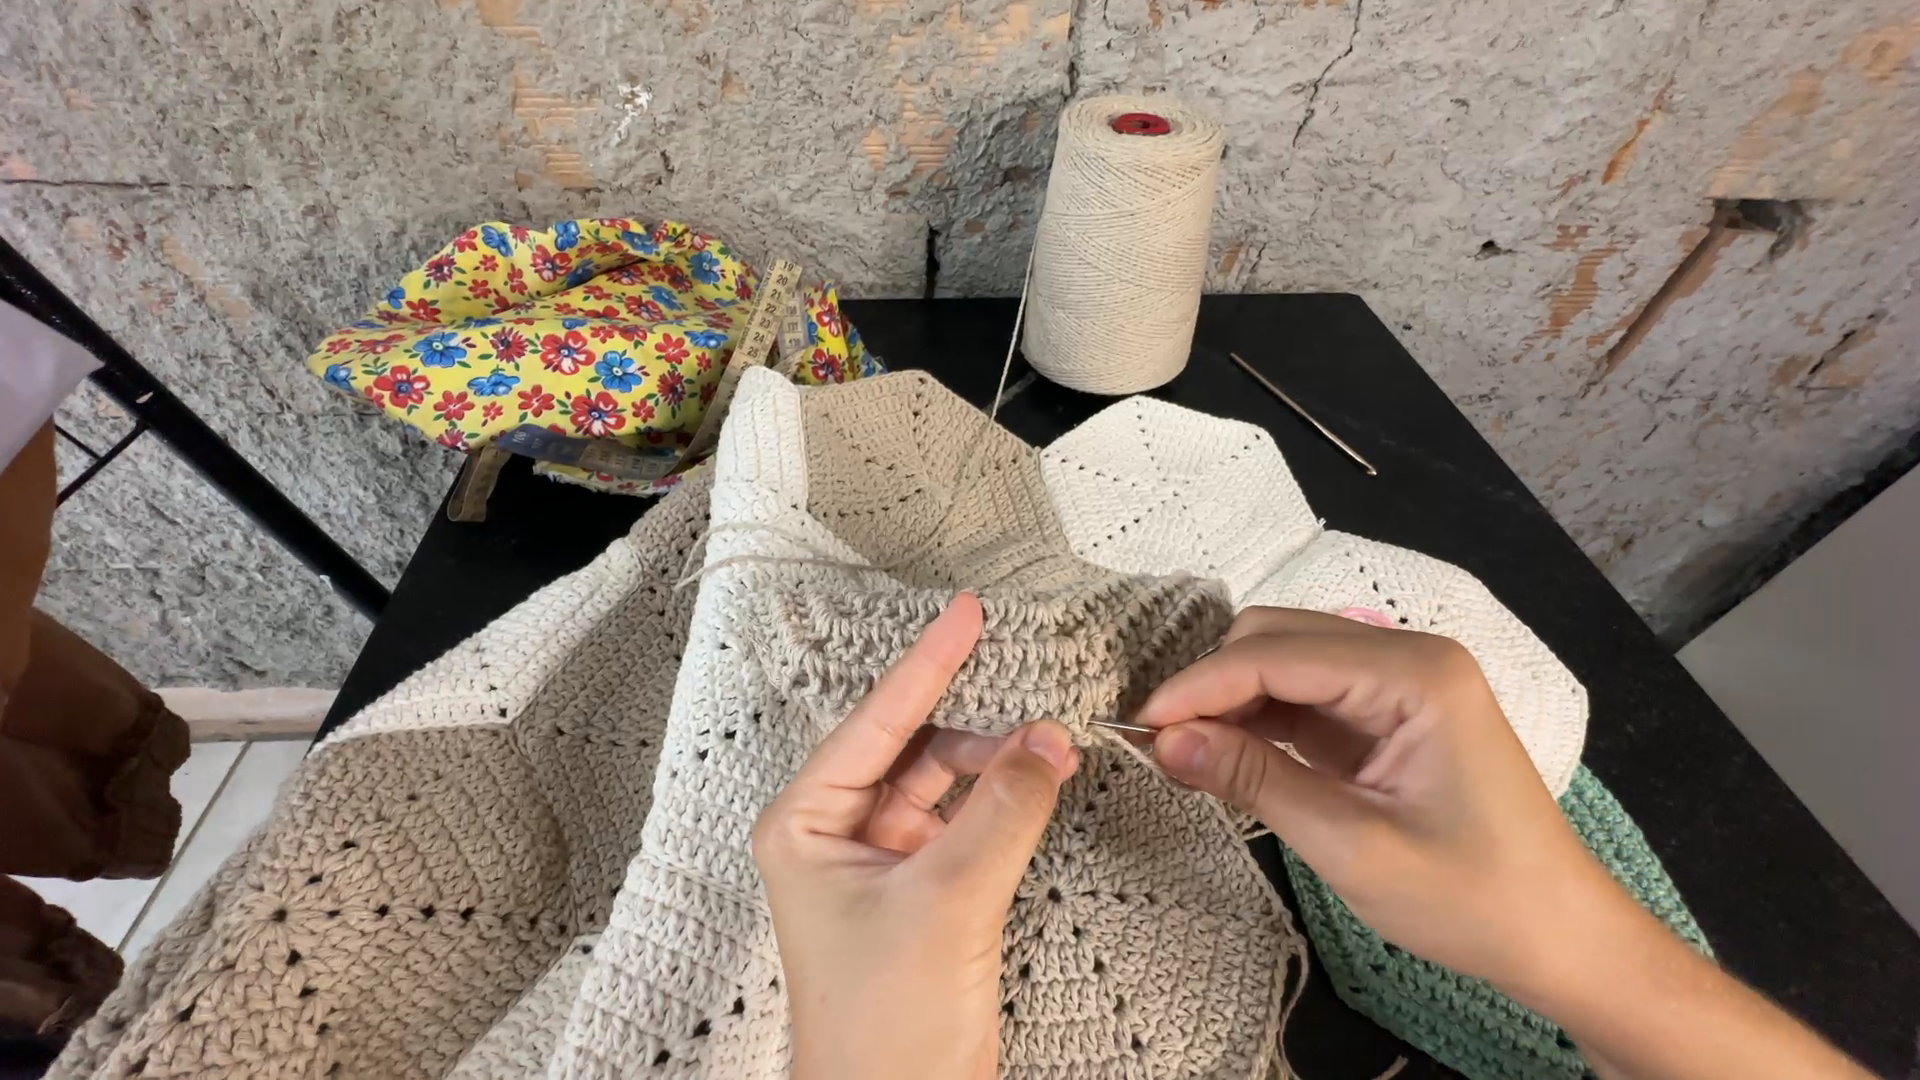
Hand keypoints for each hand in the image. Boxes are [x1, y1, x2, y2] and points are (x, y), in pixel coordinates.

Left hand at [753, 592, 1081, 1079]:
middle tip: (1033, 705)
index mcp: (806, 821)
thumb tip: (1048, 739)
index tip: (966, 612)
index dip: (927, 662)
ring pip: (943, 776)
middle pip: (911, 743)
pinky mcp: (919, 877)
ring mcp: (879, 851)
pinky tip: (1038, 781)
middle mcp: (836, 826)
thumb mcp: (948, 902)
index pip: (875, 720)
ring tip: (1052, 753)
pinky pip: (963, 813)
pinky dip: (1001, 795)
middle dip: (975, 725)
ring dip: (996, 761)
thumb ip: (1003, 810)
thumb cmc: (888, 1030)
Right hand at [1138, 605, 1612, 985]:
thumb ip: (1253, 781)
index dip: (1198, 687)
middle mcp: (1402, 654)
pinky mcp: (1377, 706)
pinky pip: (1295, 691)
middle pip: (1271, 638)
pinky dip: (1252, 716)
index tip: (1140, 726)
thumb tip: (1162, 742)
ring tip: (1187, 751)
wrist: (1562, 940)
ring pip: (1276, 658)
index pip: (1273, 656)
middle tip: (1166, 745)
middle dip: (1210, 686)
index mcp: (1412, 674)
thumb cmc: (1473, 901)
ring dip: (1227, 699)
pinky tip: (1227, 751)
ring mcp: (1392, 676)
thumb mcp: (1352, 847)